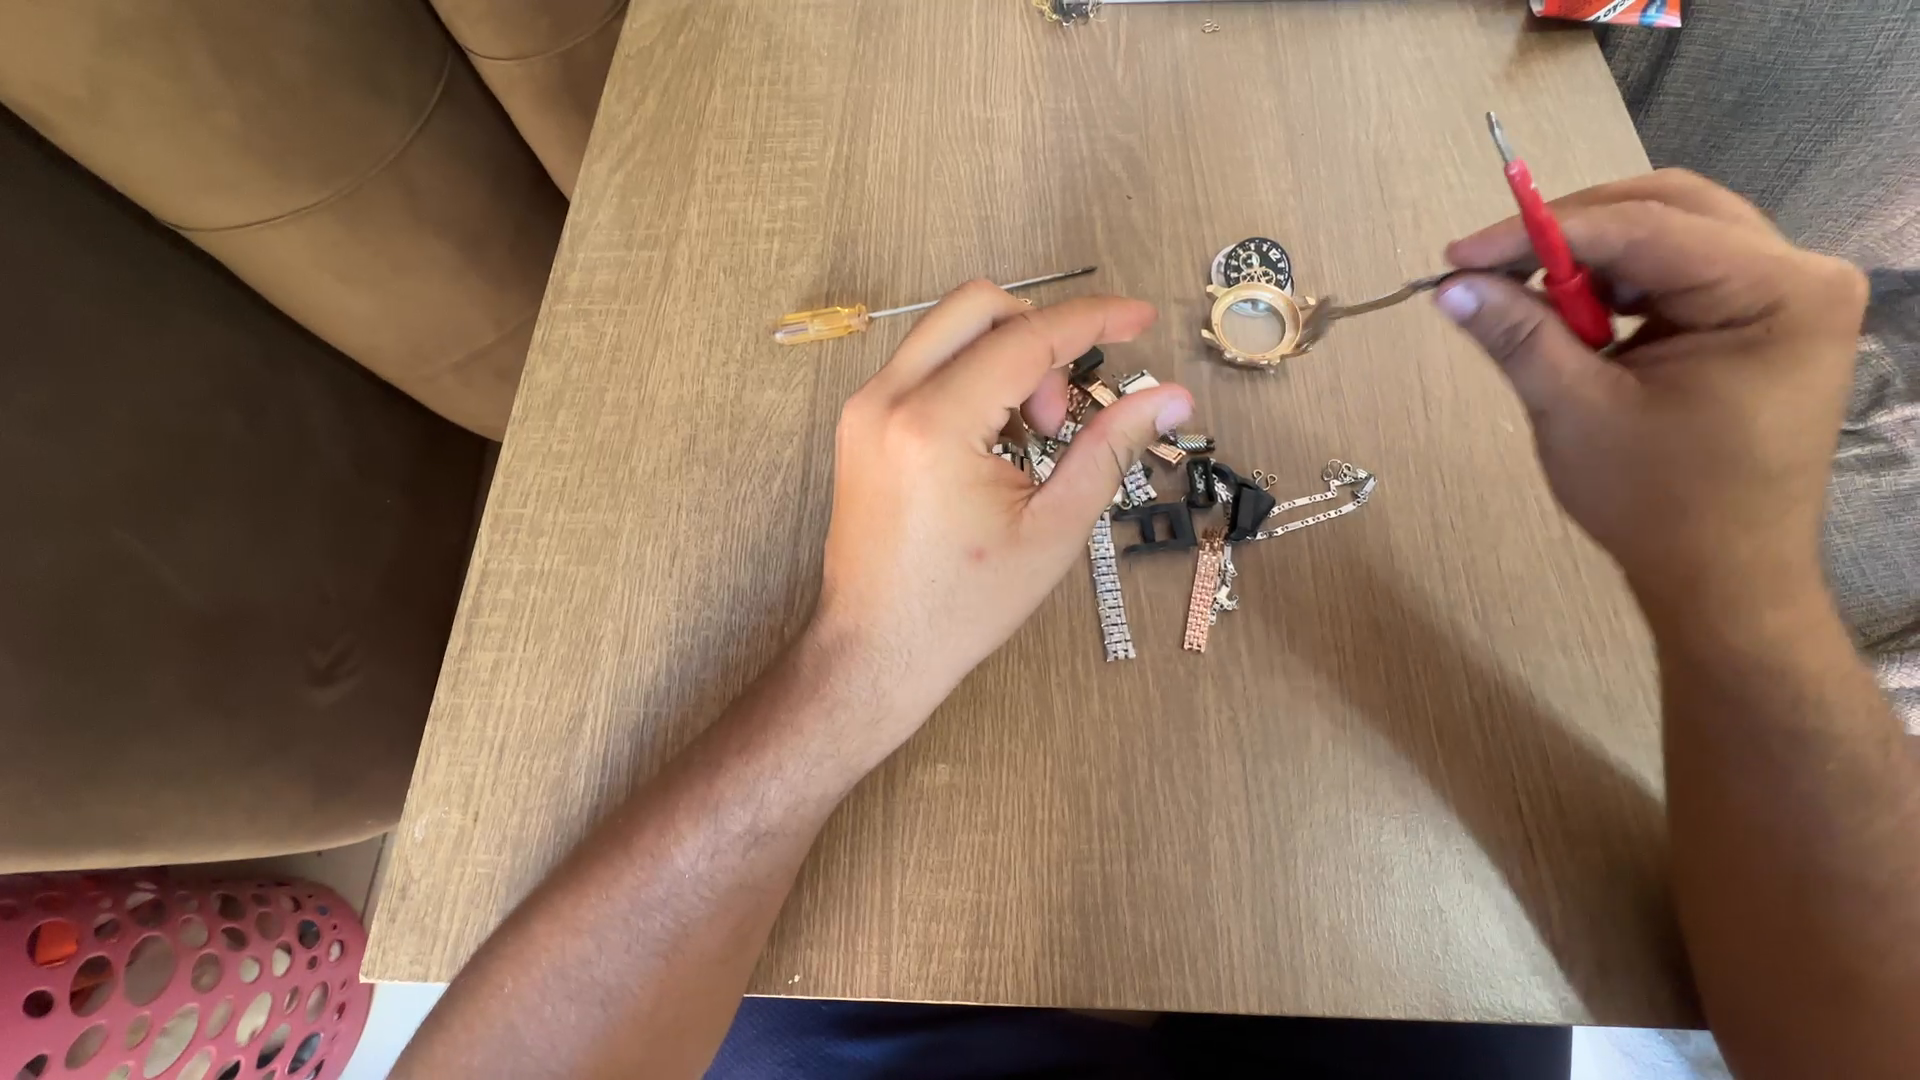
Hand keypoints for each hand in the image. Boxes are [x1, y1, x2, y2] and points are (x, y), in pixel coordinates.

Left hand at [810, 281, 1191, 733]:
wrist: (876, 649)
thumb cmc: (960, 605)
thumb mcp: (1052, 530)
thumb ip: (1110, 448)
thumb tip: (1170, 397)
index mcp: (934, 425)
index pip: (1026, 337)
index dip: (1093, 319)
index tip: (1138, 318)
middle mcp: (886, 400)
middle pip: (977, 305)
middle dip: (1038, 336)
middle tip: (1059, 411)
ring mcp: (863, 409)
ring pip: (946, 332)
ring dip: (1002, 359)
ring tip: (1025, 439)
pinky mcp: (858, 425)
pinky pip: (922, 367)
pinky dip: (969, 380)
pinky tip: (990, 444)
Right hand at [1437, 169, 1867, 625]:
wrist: (1719, 571)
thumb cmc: (1654, 498)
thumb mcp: (1573, 409)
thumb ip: (1516, 335)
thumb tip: (1449, 285)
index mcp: (1777, 290)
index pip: (1644, 228)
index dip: (1539, 233)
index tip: (1456, 256)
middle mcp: (1796, 275)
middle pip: (1668, 210)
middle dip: (1567, 231)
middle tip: (1485, 263)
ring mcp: (1780, 298)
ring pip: (1670, 237)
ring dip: (1586, 259)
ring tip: (1518, 295)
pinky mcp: (1753, 323)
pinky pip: (1673, 278)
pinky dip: (1611, 288)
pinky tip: (1567, 318)